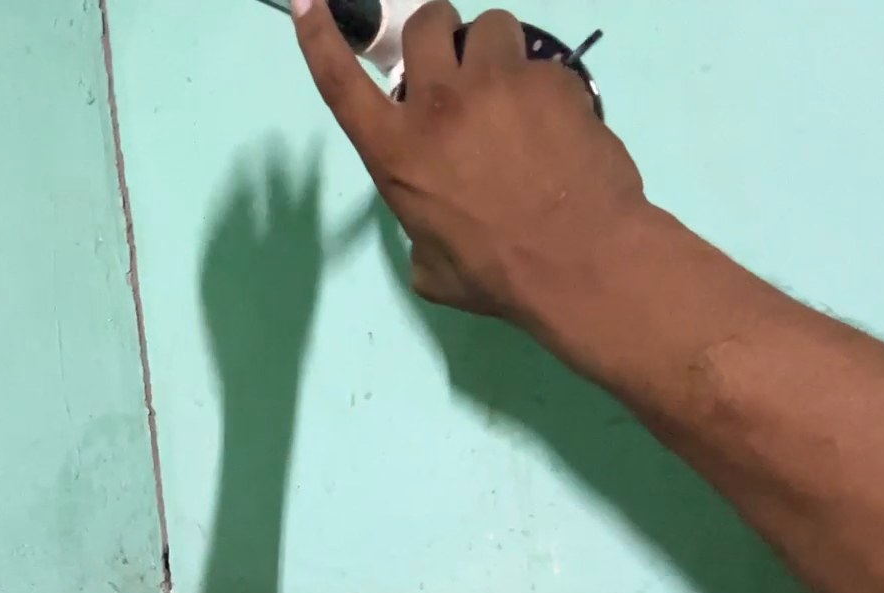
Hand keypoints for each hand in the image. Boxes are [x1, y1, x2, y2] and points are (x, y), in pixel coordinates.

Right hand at [293, 0, 648, 325]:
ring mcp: (498, 84)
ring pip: (489, 26)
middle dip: (436, 36)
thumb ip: (419, 223)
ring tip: (509, 96)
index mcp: (396, 155)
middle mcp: (438, 106)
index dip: (319, 39)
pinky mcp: (552, 79)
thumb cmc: (492, 275)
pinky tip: (554, 130)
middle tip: (454, 68)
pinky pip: (540, 65)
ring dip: (492, 53)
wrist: (576, 261)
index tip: (307, 1)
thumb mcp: (428, 265)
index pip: (342, 85)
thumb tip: (432, 220)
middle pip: (425, 22)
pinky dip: (541, 90)